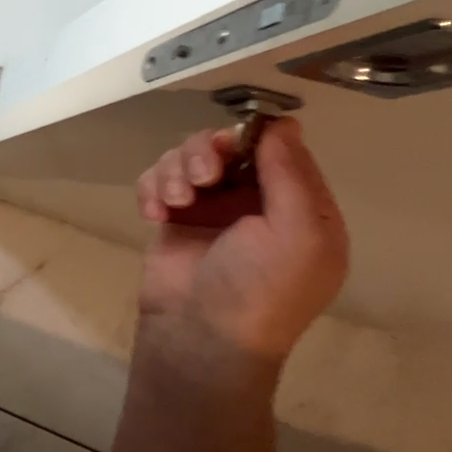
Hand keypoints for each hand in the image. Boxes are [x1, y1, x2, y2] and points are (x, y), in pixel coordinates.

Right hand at [134, 118, 347, 359]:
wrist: (201, 329)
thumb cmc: (261, 286)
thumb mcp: (297, 235)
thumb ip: (291, 177)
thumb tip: (283, 122)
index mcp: (300, 207)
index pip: (279, 149)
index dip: (253, 137)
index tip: (231, 144)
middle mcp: (256, 202)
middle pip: (224, 146)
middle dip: (203, 154)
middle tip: (199, 177)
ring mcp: (211, 208)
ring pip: (184, 158)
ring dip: (173, 173)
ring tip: (172, 204)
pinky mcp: (172, 214)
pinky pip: (156, 178)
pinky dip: (151, 189)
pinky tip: (154, 214)